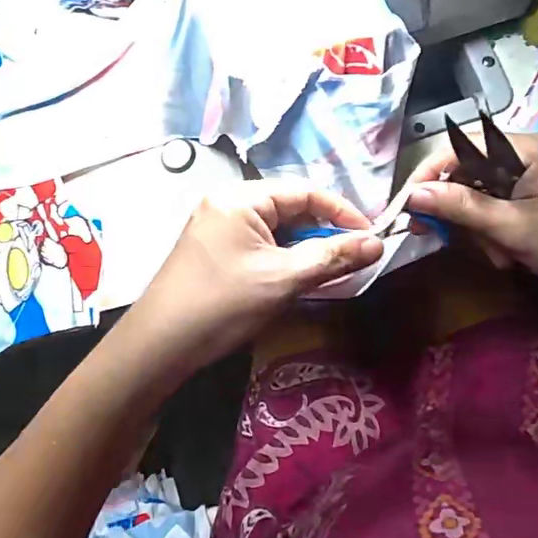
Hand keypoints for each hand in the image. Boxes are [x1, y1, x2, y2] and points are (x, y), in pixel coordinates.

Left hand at [112, 181, 384, 381]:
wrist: (159, 346)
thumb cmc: (223, 305)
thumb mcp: (283, 280)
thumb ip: (332, 257)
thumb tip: (378, 243)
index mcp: (240, 198)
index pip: (305, 191)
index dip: (343, 213)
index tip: (371, 237)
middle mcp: (227, 202)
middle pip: (290, 208)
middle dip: (323, 233)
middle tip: (351, 260)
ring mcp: (217, 226)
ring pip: (276, 228)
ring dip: (304, 248)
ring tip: (327, 273)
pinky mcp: (213, 249)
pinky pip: (259, 243)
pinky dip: (283, 258)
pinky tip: (296, 279)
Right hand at [405, 131, 537, 355]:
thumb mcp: (517, 232)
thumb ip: (464, 208)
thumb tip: (413, 195)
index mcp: (537, 146)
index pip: (465, 144)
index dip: (431, 173)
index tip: (409, 207)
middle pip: (477, 167)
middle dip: (465, 208)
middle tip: (459, 242)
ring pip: (492, 189)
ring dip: (485, 225)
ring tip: (501, 258)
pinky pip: (512, 201)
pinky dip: (504, 228)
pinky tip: (512, 255)